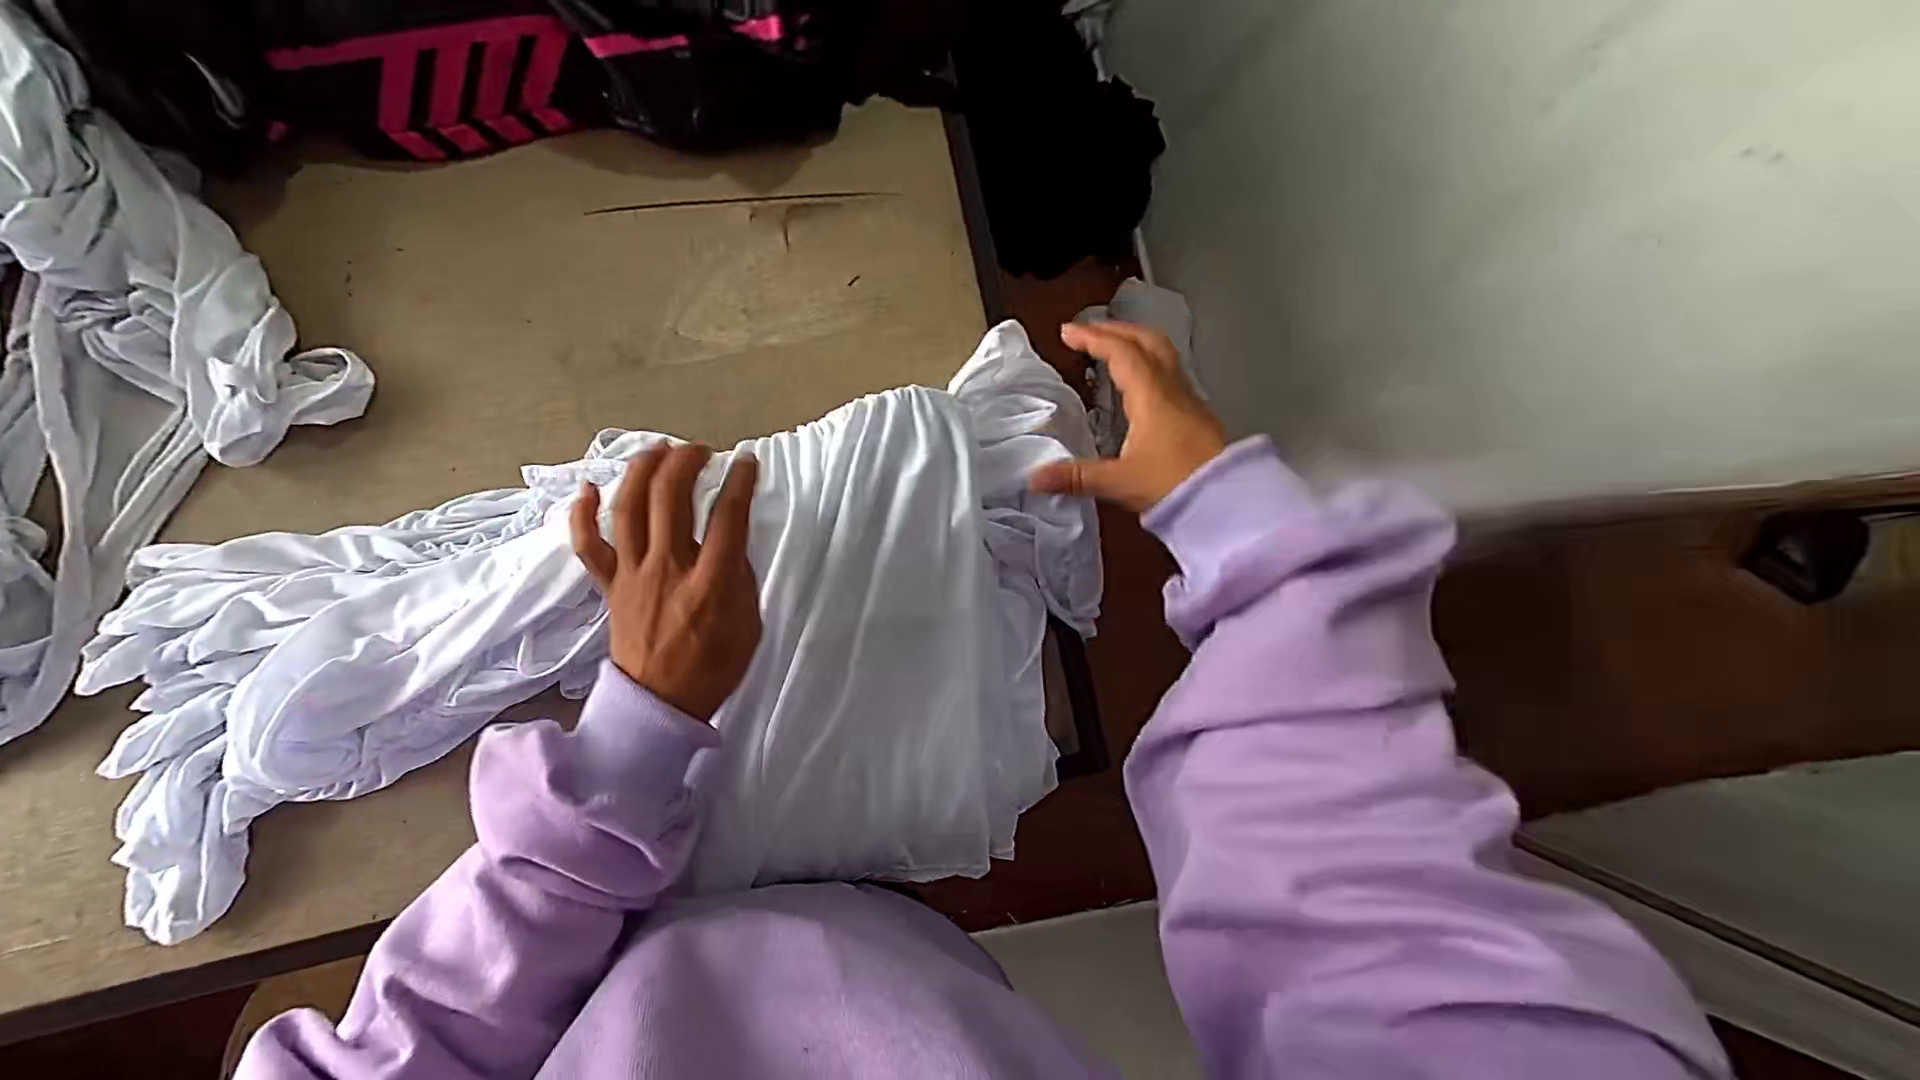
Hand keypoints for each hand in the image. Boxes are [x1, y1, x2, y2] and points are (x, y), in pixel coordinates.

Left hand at [570, 443, 761, 723]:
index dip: (740, 481)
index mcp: (712, 582)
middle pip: (670, 499)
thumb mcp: (749, 623)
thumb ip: (741, 578)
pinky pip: (589, 546)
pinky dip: (583, 515)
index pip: (729, 516)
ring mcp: (634, 575)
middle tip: (700, 451)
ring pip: (629, 509)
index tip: (748, 461)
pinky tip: (589, 489)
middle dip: (686, 463)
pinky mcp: (610, 586)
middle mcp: (669, 569)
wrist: (661, 705)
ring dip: (643, 472)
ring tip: (657, 450)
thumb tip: (731, 545)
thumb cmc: (715, 667)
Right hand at [1030, 321, 1227, 511]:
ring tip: (1115, 349)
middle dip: (1116, 329)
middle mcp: (1173, 390)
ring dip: (1137, 344)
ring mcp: (1190, 401)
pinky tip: (1141, 388)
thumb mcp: (1118, 482)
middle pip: (1147, 341)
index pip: (1120, 352)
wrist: (1228, 501)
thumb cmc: (1179, 486)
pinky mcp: (1198, 417)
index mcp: (1152, 396)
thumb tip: (1038, 478)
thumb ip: (1075, 477)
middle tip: (1091, 331)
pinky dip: (1151, 368)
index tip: (1069, 332)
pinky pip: (1173, 377)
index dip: (1092, 337)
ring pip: (1164, 356)